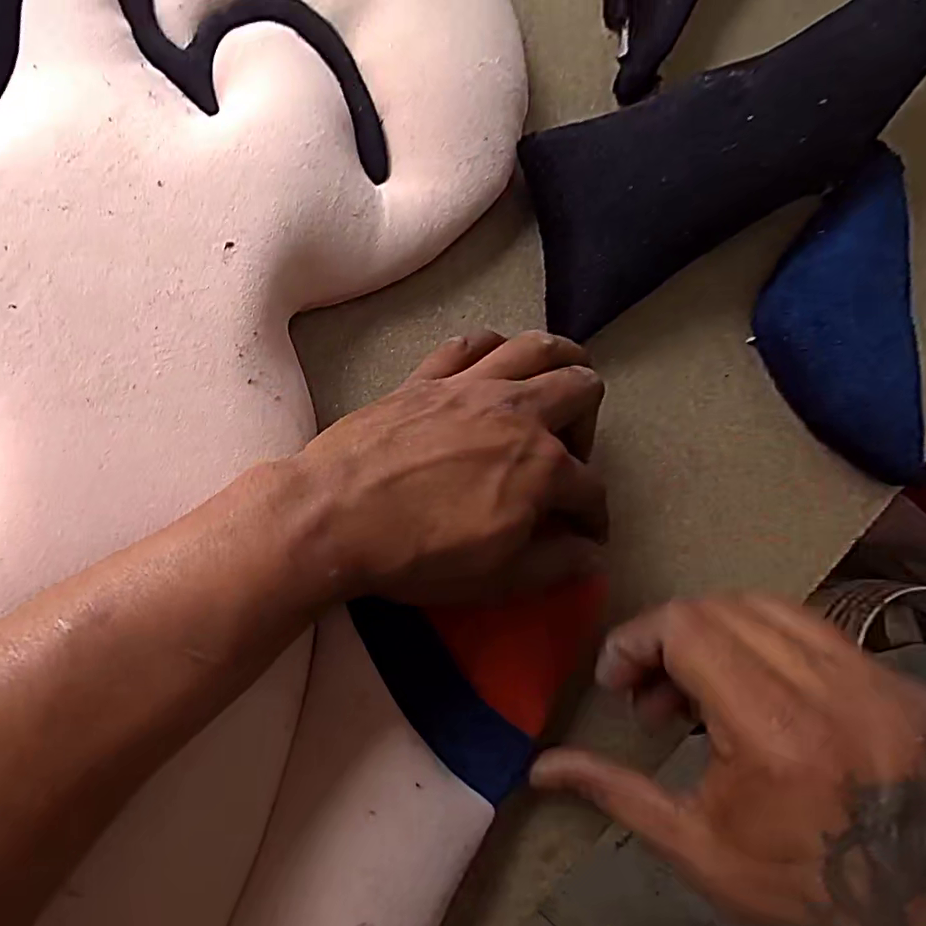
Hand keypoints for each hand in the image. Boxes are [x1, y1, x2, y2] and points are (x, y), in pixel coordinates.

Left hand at [293, 330, 607, 606]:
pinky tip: (486, 368)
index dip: (595, 514)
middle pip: (580, 390)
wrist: (330, 517)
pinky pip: (467, 345)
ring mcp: (465, 388)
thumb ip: (553, 565)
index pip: (589, 487)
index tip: (586, 529)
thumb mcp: (493, 579)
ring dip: (558, 361)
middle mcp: (513, 413)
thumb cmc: (412, 555)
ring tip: (551, 386)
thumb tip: (592, 555)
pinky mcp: (421, 380)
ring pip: (535, 348)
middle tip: (564, 455)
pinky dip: (488, 350)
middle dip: (587, 424)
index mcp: (541, 467)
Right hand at [531, 594, 925, 924]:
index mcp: (780, 733)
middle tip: (649, 692)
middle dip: (664, 638)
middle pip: (723, 608)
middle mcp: (842, 694)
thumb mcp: (697, 852)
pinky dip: (767, 650)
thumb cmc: (818, 908)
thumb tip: (537, 768)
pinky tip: (758, 705)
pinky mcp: (922, 697)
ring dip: (715, 635)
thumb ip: (612, 790)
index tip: (615, 683)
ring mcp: (893, 690)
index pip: (687, 627)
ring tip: (698, 692)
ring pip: (776, 610)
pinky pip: (825, 638)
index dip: (632, 642)